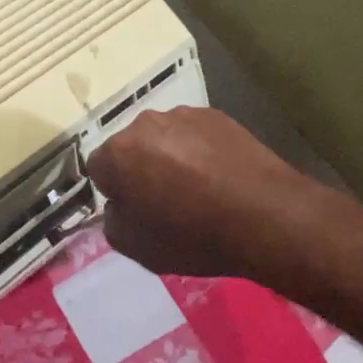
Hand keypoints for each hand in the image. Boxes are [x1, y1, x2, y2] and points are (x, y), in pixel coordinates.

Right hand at [88, 106, 314, 278]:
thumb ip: (113, 221)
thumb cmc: (193, 236)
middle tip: (167, 201)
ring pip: (163, 137)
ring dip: (170, 156)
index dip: (115, 192)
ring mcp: (181, 114)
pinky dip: (200, 150)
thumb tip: (120, 205)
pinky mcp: (215, 114)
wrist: (264, 215)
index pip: (98, 169)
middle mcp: (143, 123)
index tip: (137, 211)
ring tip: (200, 189)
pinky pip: (195, 133)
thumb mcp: (137, 248)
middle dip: (141, 169)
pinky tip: (221, 176)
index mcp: (117, 153)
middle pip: (131, 147)